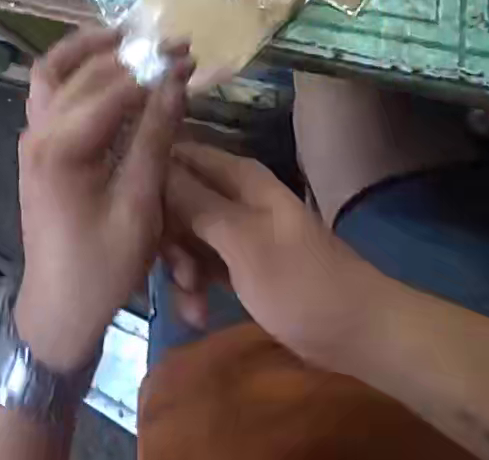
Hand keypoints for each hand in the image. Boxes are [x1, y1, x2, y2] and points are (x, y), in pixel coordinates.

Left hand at [15, 28, 189, 371]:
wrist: (57, 308)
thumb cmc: (102, 267)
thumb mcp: (140, 207)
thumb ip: (155, 138)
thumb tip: (176, 81)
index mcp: (62, 149)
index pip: (112, 88)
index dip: (153, 67)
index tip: (188, 54)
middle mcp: (38, 131)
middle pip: (84, 72)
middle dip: (130, 53)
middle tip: (172, 46)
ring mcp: (31, 134)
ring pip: (54, 69)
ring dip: (90, 48)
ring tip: (131, 37)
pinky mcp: (35, 142)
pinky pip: (49, 88)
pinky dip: (74, 67)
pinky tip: (103, 66)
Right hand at [163, 143, 387, 370]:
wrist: (358, 334)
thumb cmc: (300, 282)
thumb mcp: (242, 241)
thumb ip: (196, 202)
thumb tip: (154, 163)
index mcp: (237, 176)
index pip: (178, 155)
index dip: (151, 178)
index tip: (130, 213)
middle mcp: (233, 194)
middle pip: (177, 199)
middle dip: (167, 235)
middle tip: (175, 271)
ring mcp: (236, 229)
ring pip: (187, 234)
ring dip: (181, 268)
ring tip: (191, 301)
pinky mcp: (239, 261)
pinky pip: (203, 262)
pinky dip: (197, 285)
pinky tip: (198, 314)